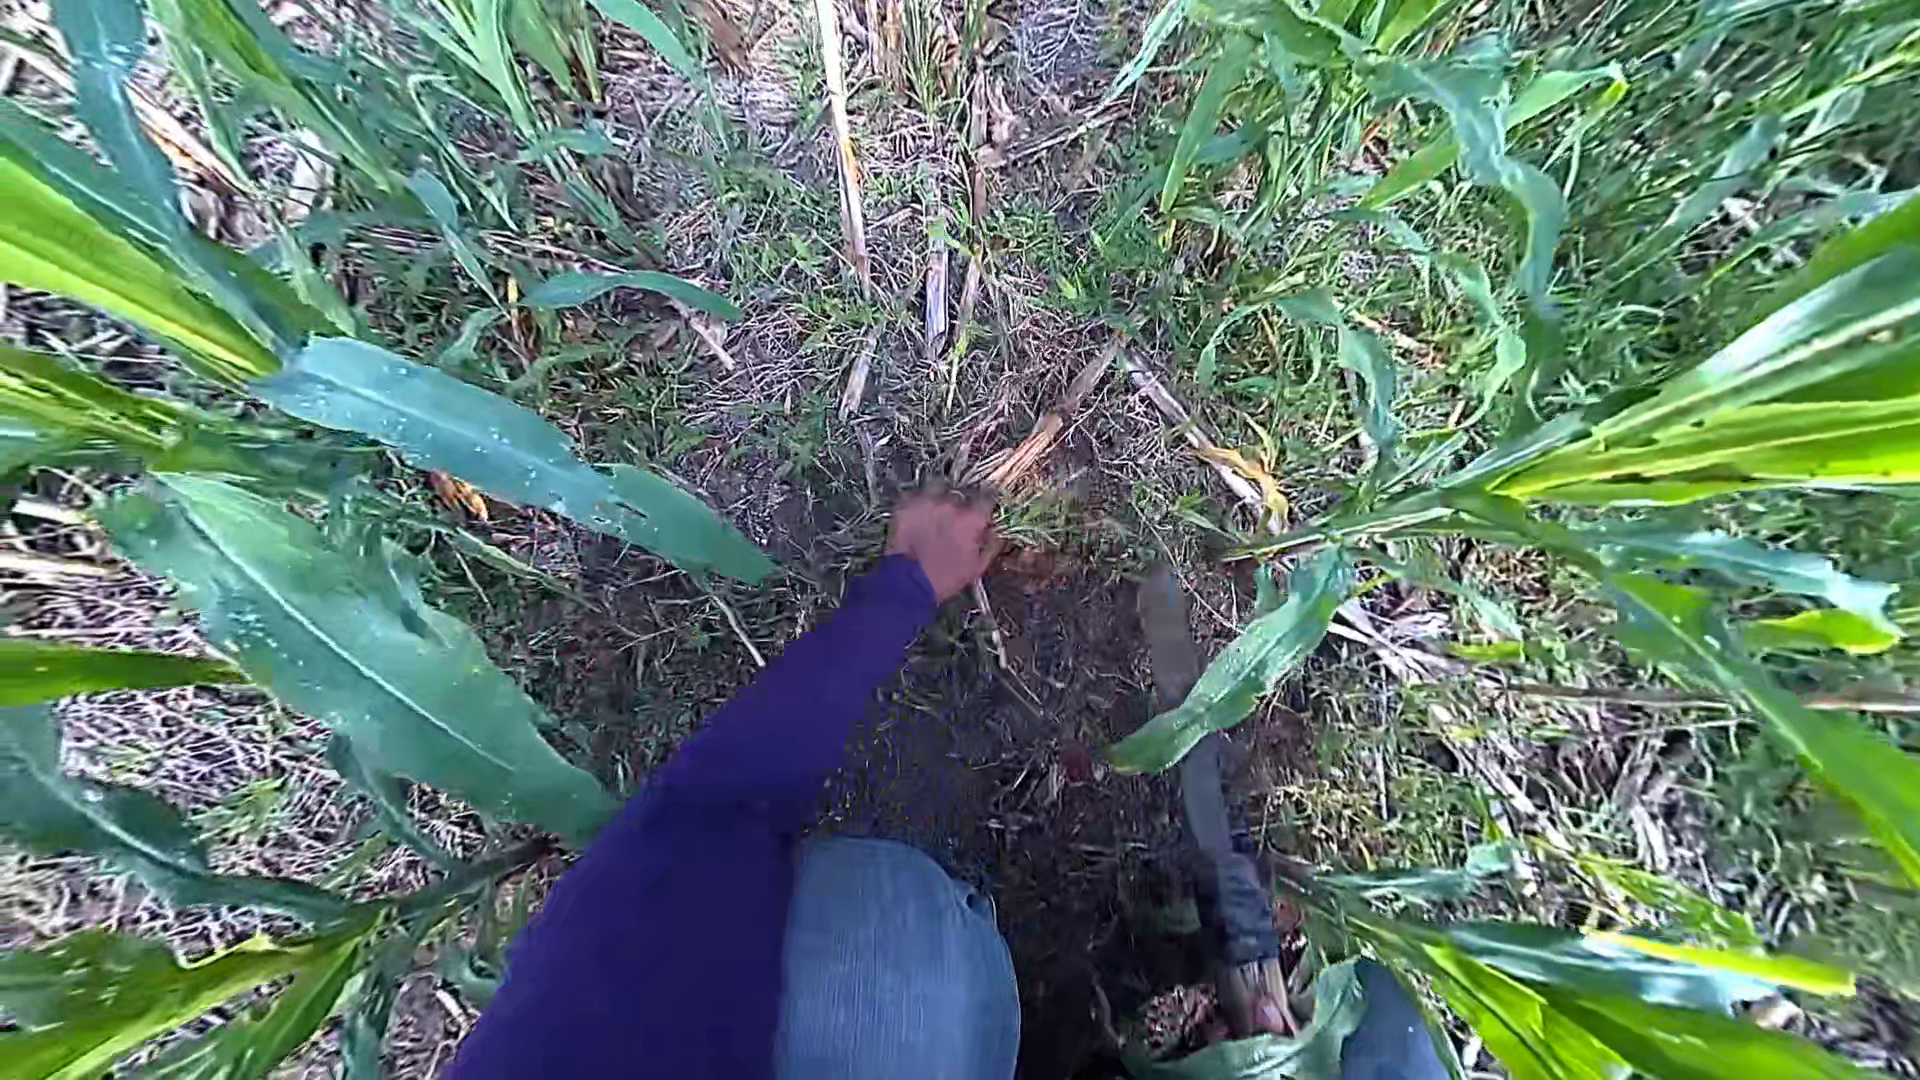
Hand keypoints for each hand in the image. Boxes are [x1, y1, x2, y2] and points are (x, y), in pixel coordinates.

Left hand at [885, 489, 1000, 602]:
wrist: (908, 583)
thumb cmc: (943, 578)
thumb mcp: (977, 566)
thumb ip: (992, 544)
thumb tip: (997, 533)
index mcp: (972, 518)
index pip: (988, 496)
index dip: (985, 503)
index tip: (982, 507)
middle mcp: (951, 504)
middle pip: (962, 492)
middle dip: (960, 502)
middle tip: (954, 517)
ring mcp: (927, 502)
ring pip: (938, 486)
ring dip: (939, 495)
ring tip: (935, 511)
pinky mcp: (906, 504)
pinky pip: (915, 494)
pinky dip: (917, 502)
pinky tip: (918, 515)